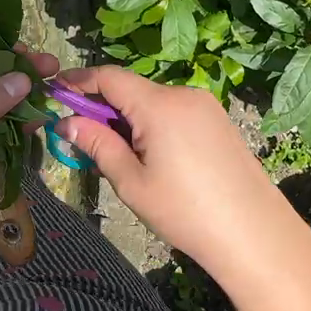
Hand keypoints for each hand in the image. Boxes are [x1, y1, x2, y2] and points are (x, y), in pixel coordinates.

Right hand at [54, 65, 288, 266]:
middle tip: (82, 139)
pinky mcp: (218, 121)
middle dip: (101, 107)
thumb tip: (65, 122)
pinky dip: (152, 124)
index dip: (78, 81)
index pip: (108, 76)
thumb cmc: (185, 212)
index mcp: (158, 105)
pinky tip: (151, 158)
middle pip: (130, 88)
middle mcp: (183, 94)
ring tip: (119, 157)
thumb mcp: (131, 182)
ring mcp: (205, 106)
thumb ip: (97, 145)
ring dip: (127, 118)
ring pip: (152, 101)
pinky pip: (173, 112)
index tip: (54, 92)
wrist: (255, 234)